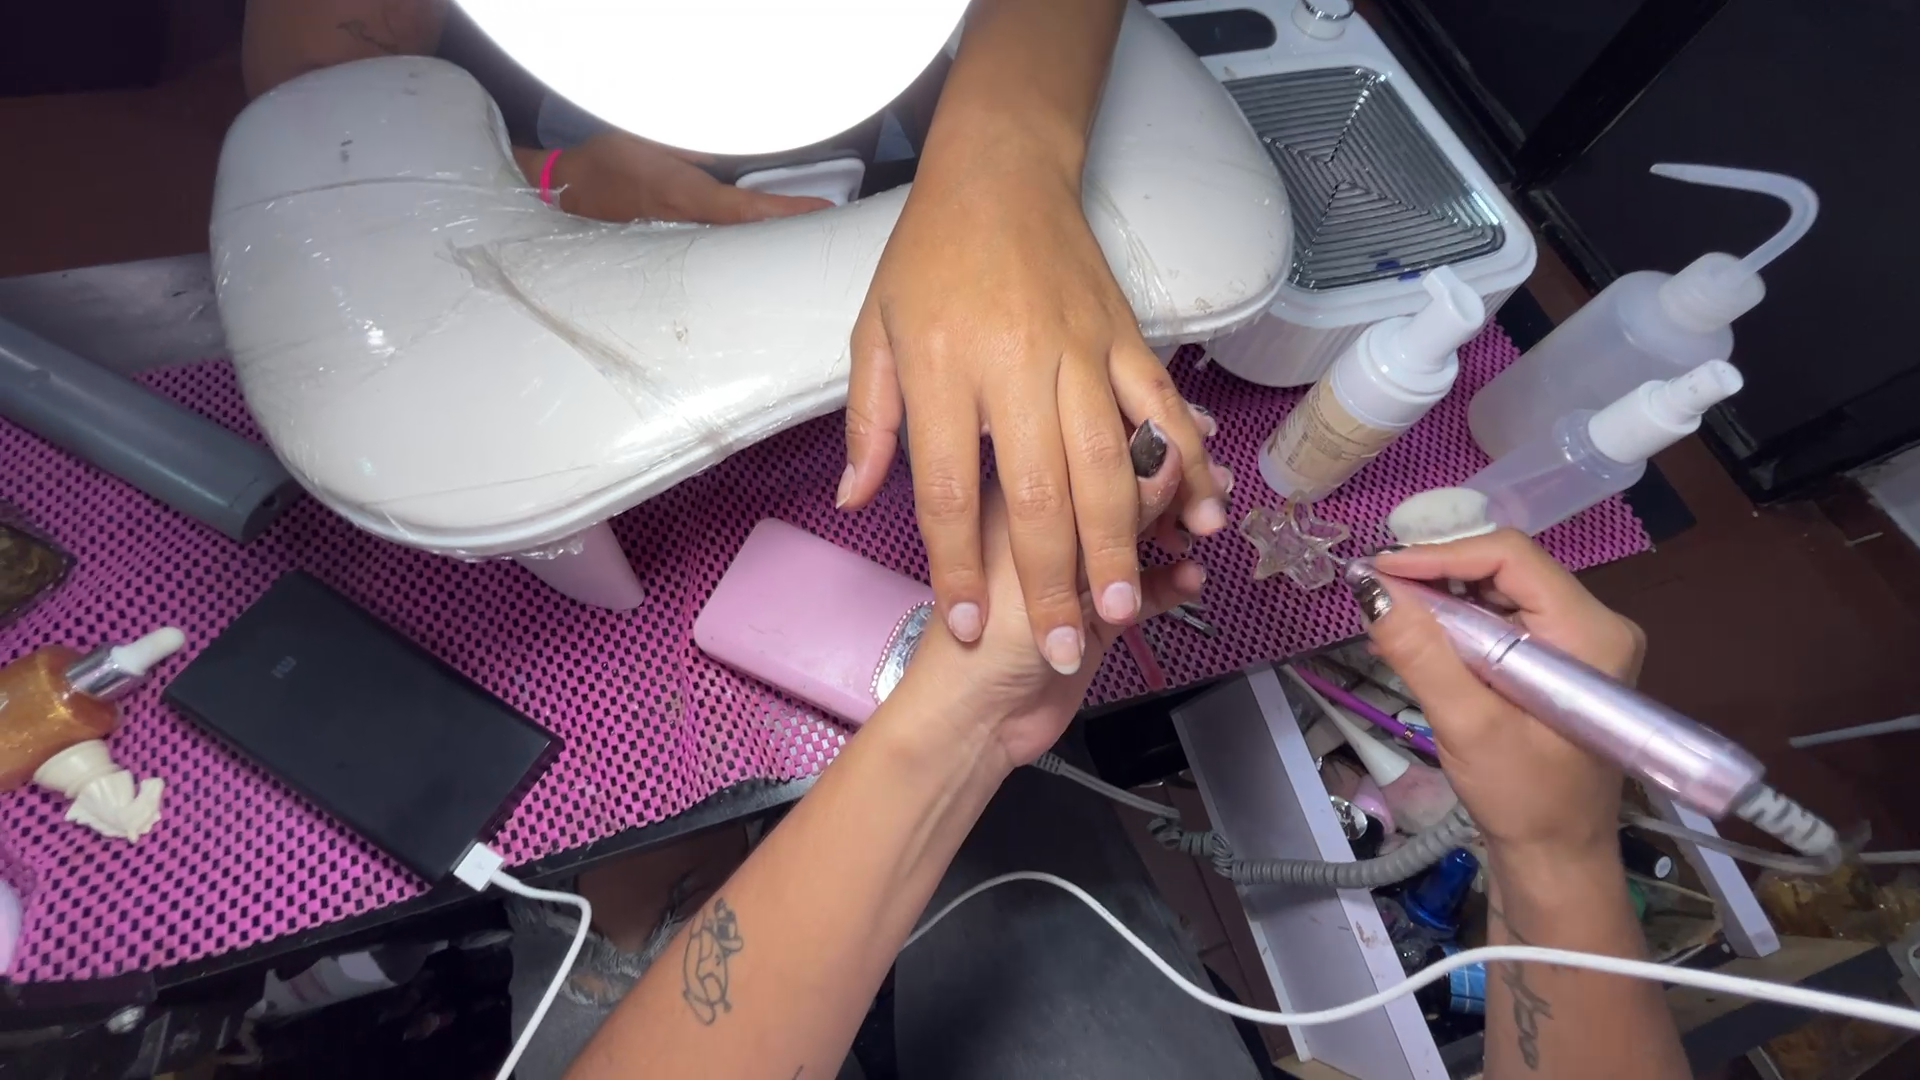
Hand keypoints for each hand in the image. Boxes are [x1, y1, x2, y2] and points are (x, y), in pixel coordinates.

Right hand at [545, 133, 831, 224]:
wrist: (571, 191)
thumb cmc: (609, 162)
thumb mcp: (651, 141)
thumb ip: (694, 148)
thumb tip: (729, 151)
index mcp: (688, 197)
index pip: (748, 209)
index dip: (786, 212)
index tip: (820, 211)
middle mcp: (693, 225)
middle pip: (753, 235)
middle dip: (790, 233)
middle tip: (829, 229)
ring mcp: (688, 239)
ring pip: (741, 244)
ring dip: (773, 240)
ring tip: (808, 235)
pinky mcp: (681, 244)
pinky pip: (724, 245)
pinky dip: (750, 241)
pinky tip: (768, 243)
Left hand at [839, 154, 1227, 677]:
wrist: (999, 173)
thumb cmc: (928, 258)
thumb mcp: (874, 335)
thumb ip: (869, 425)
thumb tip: (856, 501)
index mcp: (942, 370)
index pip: (948, 491)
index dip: (955, 567)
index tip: (966, 626)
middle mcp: (1015, 368)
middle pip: (1040, 493)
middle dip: (1053, 581)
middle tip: (1065, 646)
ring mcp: (1082, 354)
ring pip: (1108, 463)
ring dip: (1119, 544)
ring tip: (1125, 609)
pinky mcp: (1127, 341)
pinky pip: (1165, 410)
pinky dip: (1187, 466)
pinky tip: (1202, 516)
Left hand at [899, 429, 1204, 771]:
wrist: (976, 722)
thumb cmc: (991, 634)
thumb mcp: (1054, 563)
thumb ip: (1107, 513)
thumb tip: (1167, 452)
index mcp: (1021, 495)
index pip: (1089, 451)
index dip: (1143, 442)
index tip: (1194, 434)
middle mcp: (1050, 526)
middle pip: (1119, 492)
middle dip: (1169, 487)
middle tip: (1214, 483)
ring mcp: (1076, 571)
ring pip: (1136, 539)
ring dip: (1174, 532)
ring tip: (1209, 526)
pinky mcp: (1096, 616)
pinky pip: (1143, 590)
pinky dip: (1168, 583)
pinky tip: (1192, 578)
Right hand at [1365, 530, 1645, 863]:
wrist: (1555, 852)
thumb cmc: (1523, 794)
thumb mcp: (1466, 723)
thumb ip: (1419, 653)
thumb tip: (1369, 589)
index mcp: (1588, 631)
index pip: (1510, 557)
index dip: (1439, 554)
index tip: (1379, 571)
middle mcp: (1589, 622)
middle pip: (1501, 567)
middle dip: (1433, 573)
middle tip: (1375, 589)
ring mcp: (1571, 639)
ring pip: (1491, 588)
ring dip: (1434, 596)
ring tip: (1386, 612)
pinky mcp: (1550, 656)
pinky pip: (1491, 615)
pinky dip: (1446, 619)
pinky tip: (1412, 635)